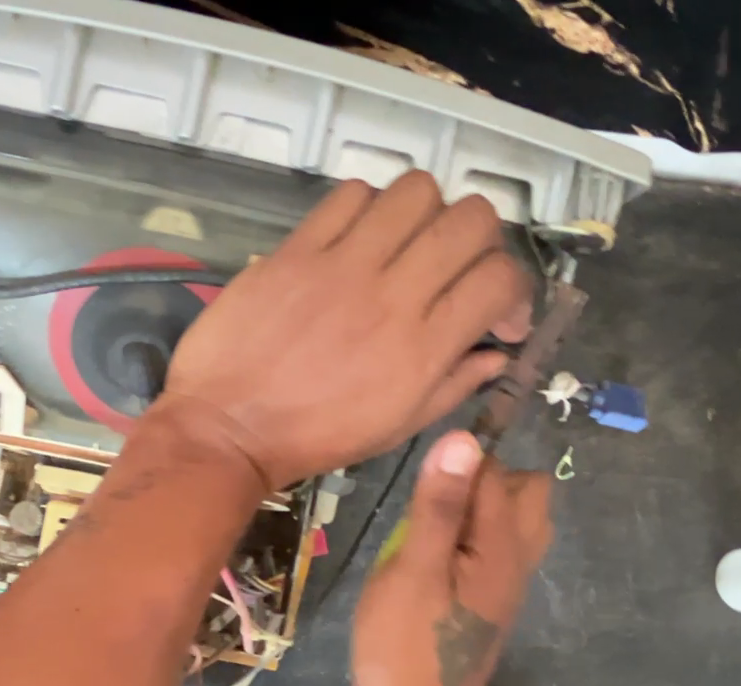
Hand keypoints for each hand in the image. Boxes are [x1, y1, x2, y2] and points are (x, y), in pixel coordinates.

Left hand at [155, 171, 531, 489]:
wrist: (226, 430)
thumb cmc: (312, 439)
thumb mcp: (394, 429)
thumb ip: (452, 386)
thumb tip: (496, 354)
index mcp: (422, 349)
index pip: (500, 279)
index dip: (513, 291)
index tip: (495, 314)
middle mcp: (392, 296)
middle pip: (471, 220)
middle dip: (479, 242)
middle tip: (453, 270)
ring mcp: (341, 267)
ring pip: (416, 191)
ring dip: (425, 214)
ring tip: (404, 246)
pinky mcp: (296, 251)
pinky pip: (349, 195)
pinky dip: (366, 208)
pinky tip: (356, 240)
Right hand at [351, 431, 553, 685]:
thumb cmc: (405, 645)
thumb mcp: (412, 571)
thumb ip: (439, 506)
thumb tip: (465, 439)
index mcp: (503, 546)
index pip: (496, 472)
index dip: (456, 465)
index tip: (419, 491)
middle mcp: (519, 560)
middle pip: (527, 492)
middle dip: (483, 482)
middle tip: (431, 509)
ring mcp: (508, 585)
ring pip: (517, 522)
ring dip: (481, 510)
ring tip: (433, 530)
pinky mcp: (490, 604)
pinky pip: (499, 550)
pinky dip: (475, 539)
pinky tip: (436, 561)